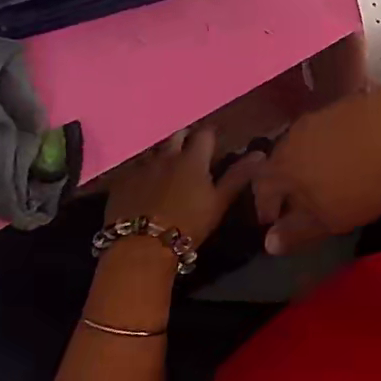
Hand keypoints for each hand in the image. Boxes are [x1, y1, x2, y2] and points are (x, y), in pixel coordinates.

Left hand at [104, 128, 263, 248]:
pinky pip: (135, 167)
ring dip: (164, 152)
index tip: (216, 139)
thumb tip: (260, 153)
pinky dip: (143, 169)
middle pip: (177, 135)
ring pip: (155, 149)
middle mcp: (166, 155)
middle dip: (185, 137)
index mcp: (193, 159)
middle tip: (192, 149)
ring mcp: (141, 167)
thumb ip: (239, 176)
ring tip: (169, 163)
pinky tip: (145, 180)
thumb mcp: (219, 202)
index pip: (205, 134)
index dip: (211, 134)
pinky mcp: (121, 181)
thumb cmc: (188, 224)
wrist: (140, 247)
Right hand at [253, 77, 380, 253]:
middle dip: (285, 183)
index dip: (265, 207)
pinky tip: (350, 155)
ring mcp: (322, 115)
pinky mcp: (348, 104)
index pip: (260, 187)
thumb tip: (268, 242)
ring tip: (325, 179)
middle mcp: (295, 134)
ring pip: (304, 143)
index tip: (274, 222)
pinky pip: (329, 131)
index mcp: (283, 164)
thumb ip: (298, 231)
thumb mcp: (332, 217)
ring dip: (308, 163)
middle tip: (299, 201)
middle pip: (280, 161)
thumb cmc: (365, 179)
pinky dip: (332, 146)